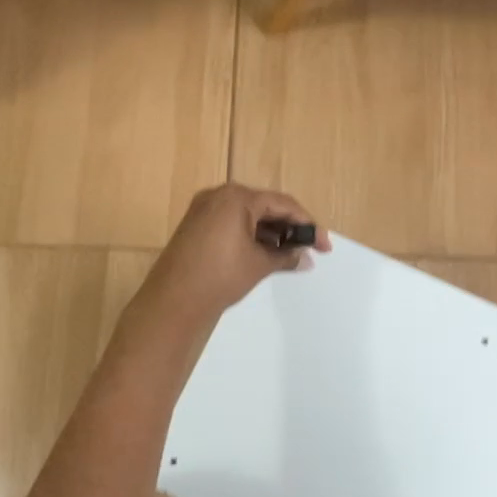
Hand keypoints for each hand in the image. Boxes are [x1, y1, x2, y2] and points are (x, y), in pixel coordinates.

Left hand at [134, 184, 331, 325]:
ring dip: (271, 232)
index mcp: (237, 197)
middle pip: (265, 206)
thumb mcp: (259, 264)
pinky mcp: (196, 224)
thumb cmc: (220, 276)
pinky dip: (251, 234)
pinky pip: (232, 222)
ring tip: (290, 253)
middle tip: (309, 248)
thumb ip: (286, 256)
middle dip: (289, 227)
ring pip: (248, 214)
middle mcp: (220, 195)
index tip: (323, 245)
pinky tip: (266, 252)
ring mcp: (204, 209)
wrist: (173, 301)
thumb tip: (306, 258)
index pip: (282, 204)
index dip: (307, 224)